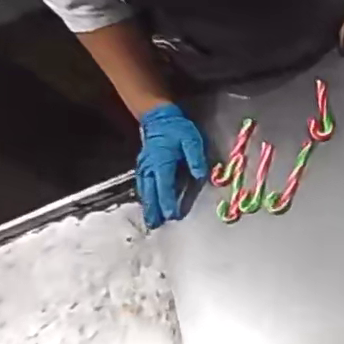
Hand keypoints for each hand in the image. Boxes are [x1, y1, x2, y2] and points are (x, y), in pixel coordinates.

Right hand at [135, 103, 207, 228]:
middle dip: (154, 209)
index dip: (168, 201)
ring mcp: (144, 167)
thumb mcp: (192, 140)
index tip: (171, 215)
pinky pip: (143, 185)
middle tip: (156, 226)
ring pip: (145, 190)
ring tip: (151, 221)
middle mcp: (150, 167)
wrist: (158, 117)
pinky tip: (148, 205)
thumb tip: (200, 176)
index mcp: (162, 161)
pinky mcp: (144, 167)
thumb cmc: (177, 129)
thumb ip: (195, 159)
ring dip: (148, 206)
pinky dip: (145, 197)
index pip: (165, 185)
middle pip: (151, 192)